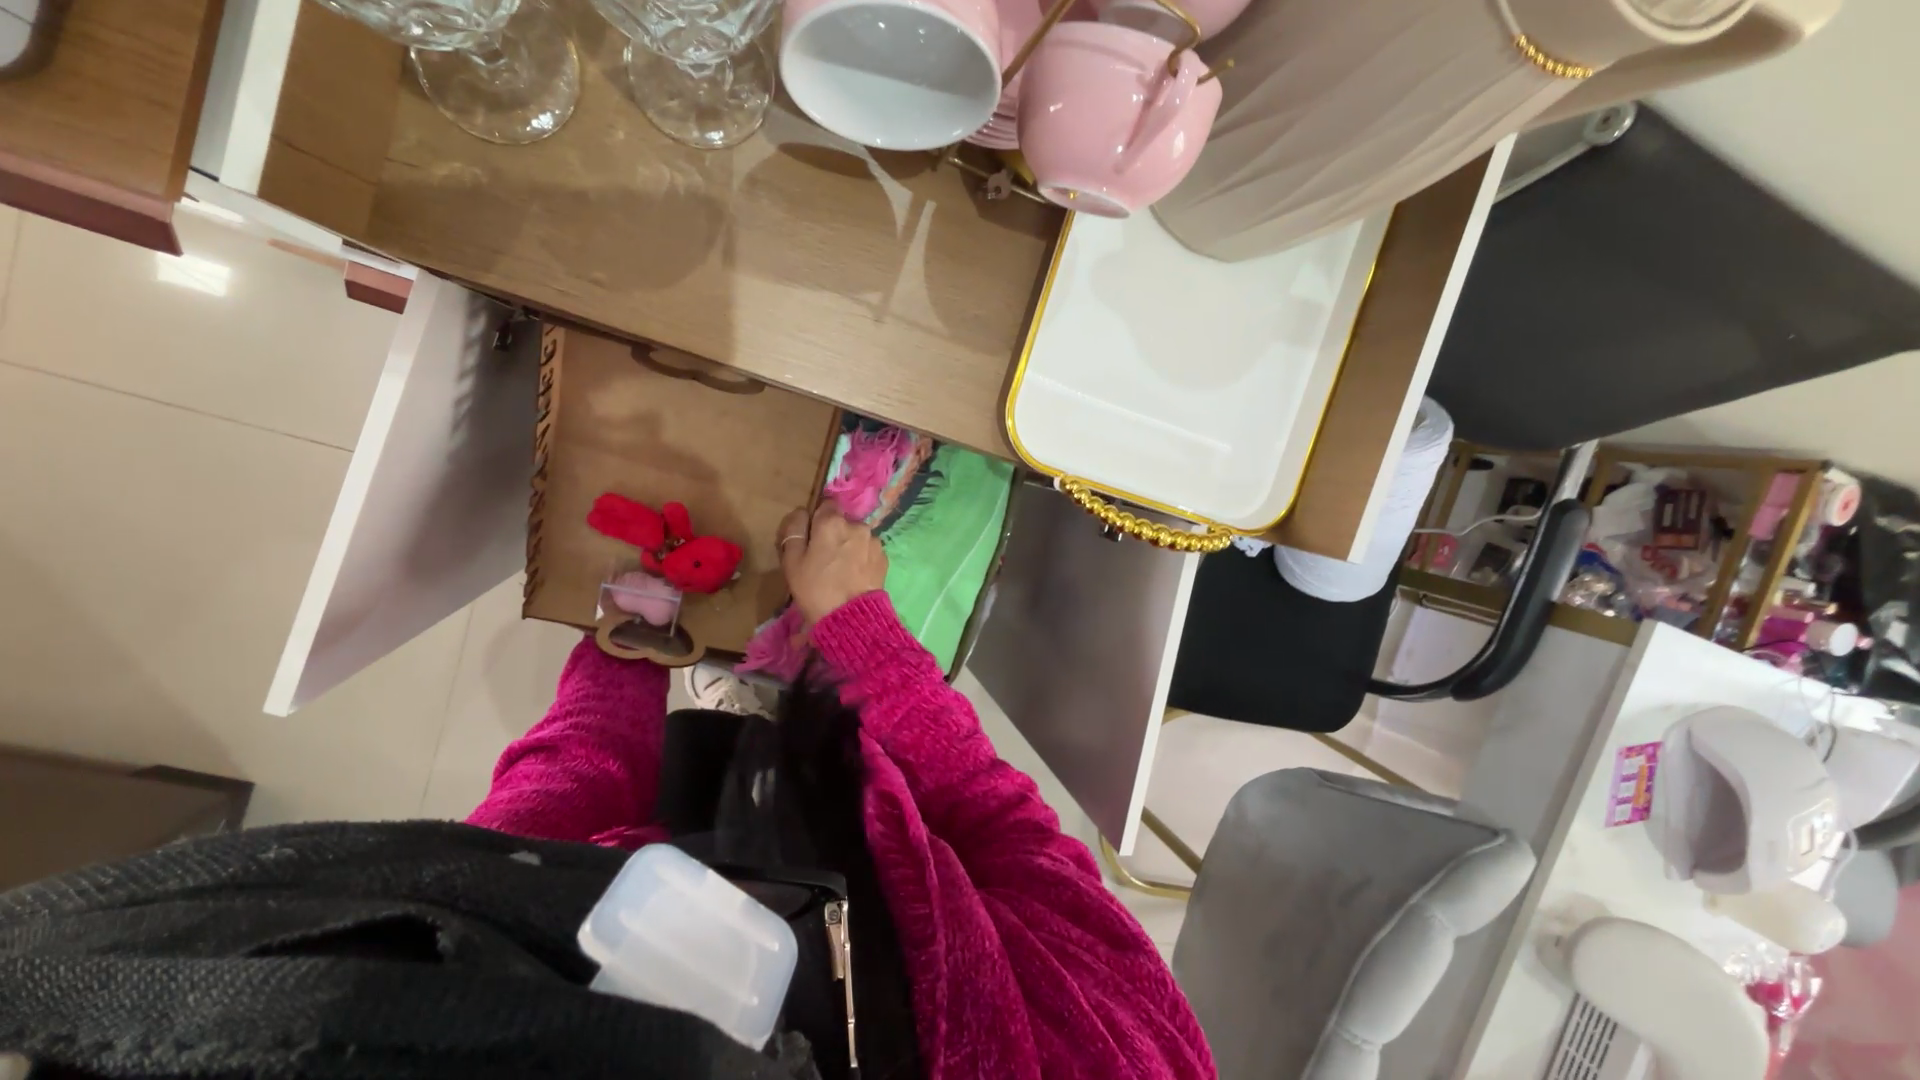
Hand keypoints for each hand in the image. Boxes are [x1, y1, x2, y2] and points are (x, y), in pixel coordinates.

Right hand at [777, 504, 887, 624]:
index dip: (817, 521)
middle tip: (825, 558)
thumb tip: (801, 512)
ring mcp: (874, 541)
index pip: (825, 505)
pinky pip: (868, 550)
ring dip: (850, 545)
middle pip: (842, 522)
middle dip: (834, 533)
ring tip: (842, 569)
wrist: (850, 618)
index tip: (812, 539)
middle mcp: (857, 525)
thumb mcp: (792, 561)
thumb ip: (794, 530)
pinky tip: (854, 575)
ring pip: (857, 536)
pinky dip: (861, 558)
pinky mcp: (884, 558)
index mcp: (832, 522)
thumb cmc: (815, 589)